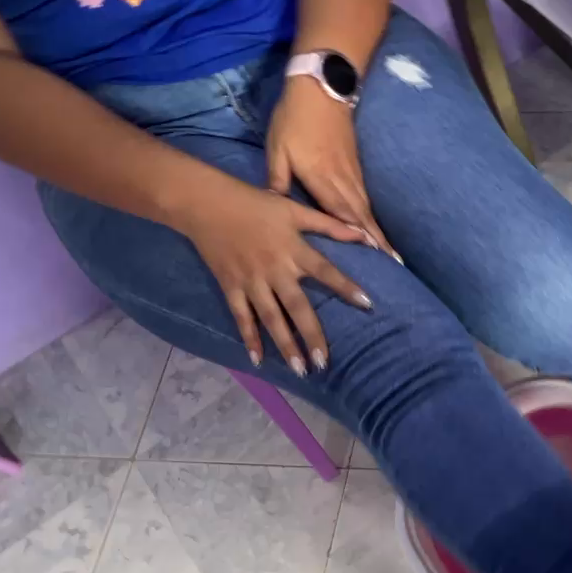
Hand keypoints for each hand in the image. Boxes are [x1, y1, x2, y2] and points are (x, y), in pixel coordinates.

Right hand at [170, 177, 375, 373]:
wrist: (203, 202)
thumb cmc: (254, 203)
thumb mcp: (294, 209)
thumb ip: (329, 224)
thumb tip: (363, 233)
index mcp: (294, 250)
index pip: (326, 271)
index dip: (346, 287)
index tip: (368, 304)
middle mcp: (274, 270)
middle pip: (297, 307)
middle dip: (311, 336)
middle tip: (324, 362)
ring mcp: (251, 281)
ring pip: (270, 318)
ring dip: (285, 345)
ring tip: (300, 370)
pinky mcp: (230, 286)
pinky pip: (241, 317)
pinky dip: (249, 338)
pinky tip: (259, 360)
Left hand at [267, 75, 397, 259]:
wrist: (320, 90)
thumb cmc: (294, 120)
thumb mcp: (277, 149)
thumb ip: (277, 181)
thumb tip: (274, 209)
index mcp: (321, 177)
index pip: (340, 211)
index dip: (356, 233)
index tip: (372, 253)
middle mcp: (342, 181)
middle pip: (361, 215)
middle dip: (377, 239)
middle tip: (393, 262)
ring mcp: (352, 175)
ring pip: (367, 209)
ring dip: (380, 231)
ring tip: (392, 253)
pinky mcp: (356, 170)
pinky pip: (366, 200)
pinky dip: (373, 217)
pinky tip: (377, 230)